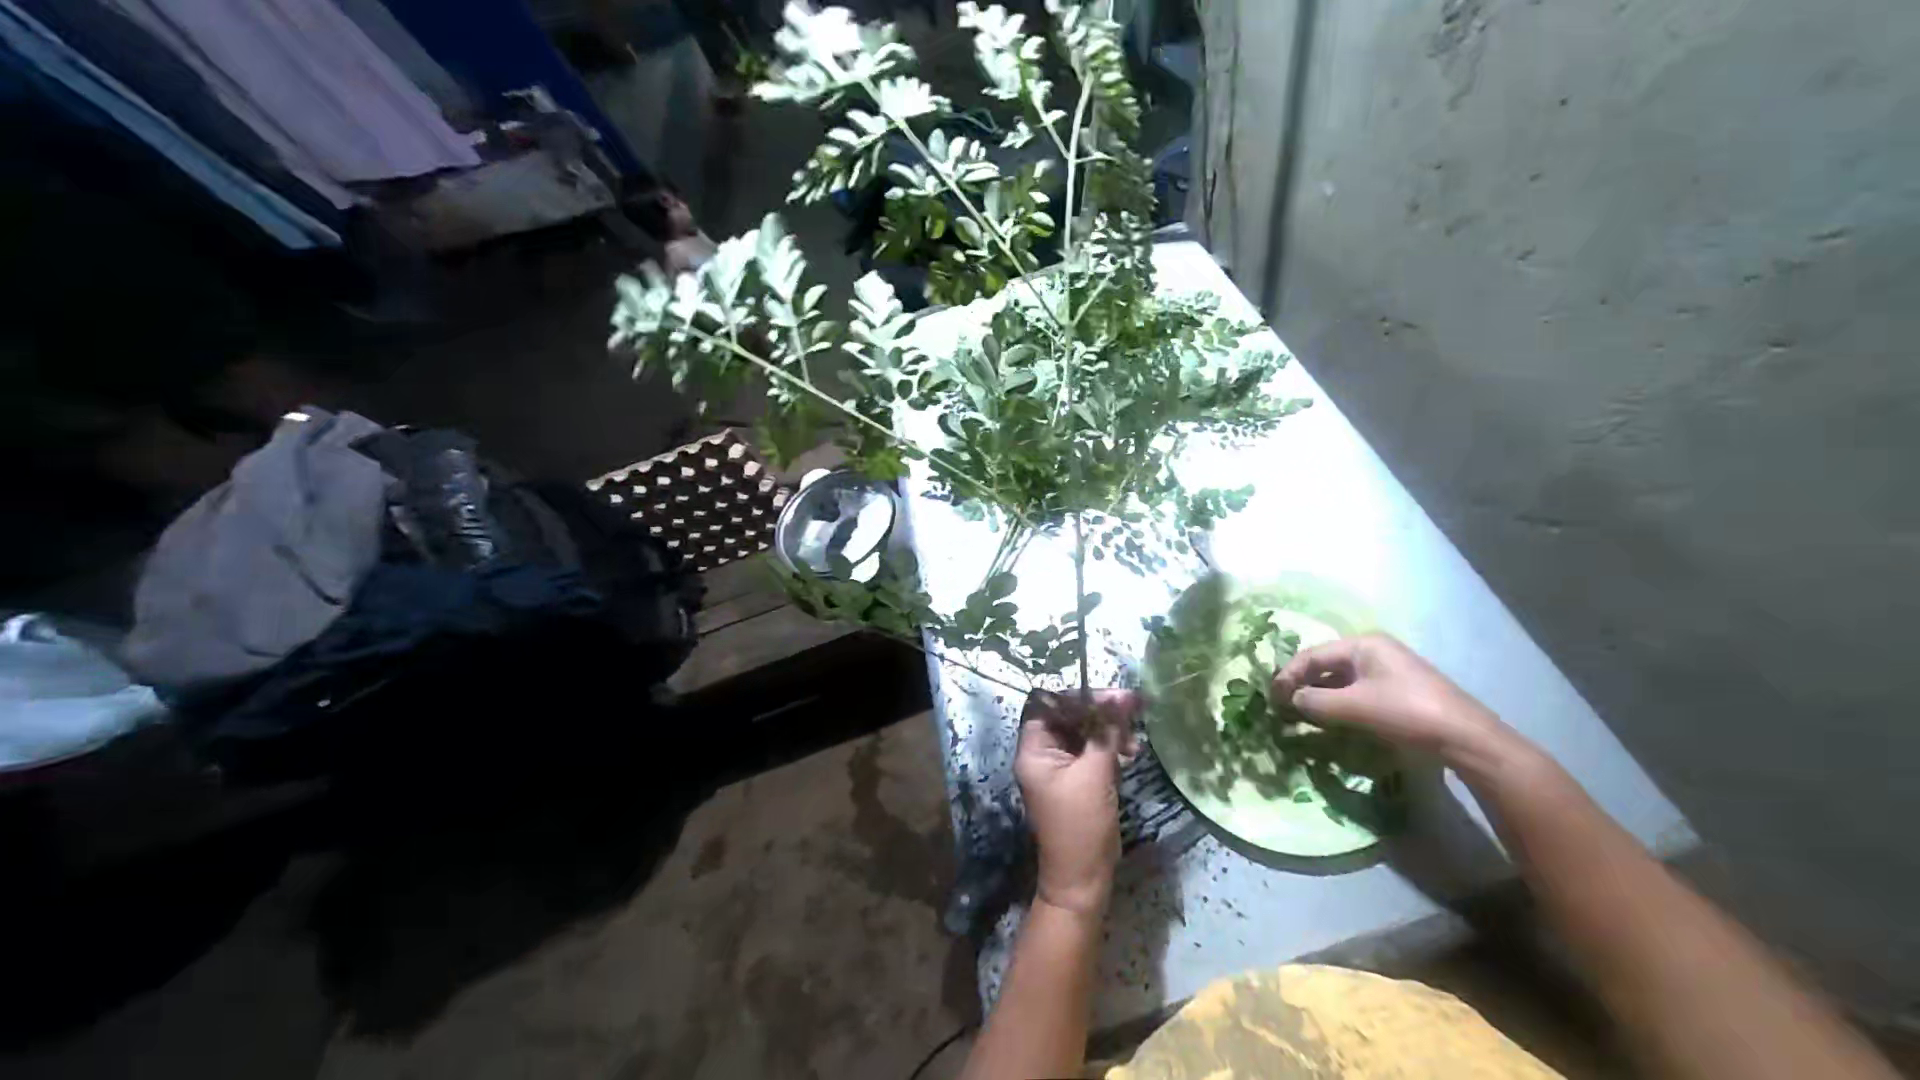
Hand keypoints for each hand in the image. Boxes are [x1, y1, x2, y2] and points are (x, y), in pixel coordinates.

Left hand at [1014, 688, 1138, 917]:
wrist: (1082, 879)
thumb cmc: (1081, 825)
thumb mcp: (1096, 774)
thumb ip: (1107, 733)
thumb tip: (1122, 697)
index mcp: (1033, 749)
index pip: (1046, 703)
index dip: (1077, 695)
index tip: (1110, 696)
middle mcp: (1042, 753)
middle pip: (1068, 715)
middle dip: (1099, 710)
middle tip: (1133, 707)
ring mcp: (1060, 766)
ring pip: (1083, 732)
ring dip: (1109, 729)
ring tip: (1134, 740)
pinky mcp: (1077, 778)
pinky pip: (1091, 750)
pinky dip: (1110, 747)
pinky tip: (1131, 751)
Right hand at [1271, 633, 1515, 766]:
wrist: (1466, 739)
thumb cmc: (1406, 712)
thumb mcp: (1354, 707)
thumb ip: (1315, 701)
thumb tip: (1291, 700)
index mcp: (1363, 644)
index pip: (1311, 655)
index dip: (1288, 675)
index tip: (1271, 698)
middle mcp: (1374, 651)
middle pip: (1325, 665)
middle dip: (1301, 685)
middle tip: (1282, 707)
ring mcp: (1387, 671)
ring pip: (1339, 680)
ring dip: (1318, 697)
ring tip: (1300, 715)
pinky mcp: (1396, 692)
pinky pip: (1355, 692)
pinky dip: (1337, 704)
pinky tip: (1329, 720)